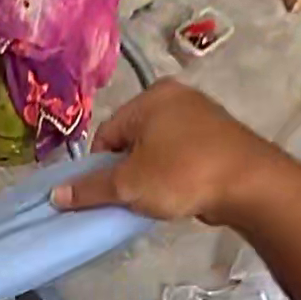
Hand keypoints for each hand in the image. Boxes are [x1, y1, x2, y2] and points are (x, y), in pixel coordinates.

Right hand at [53, 80, 300, 227]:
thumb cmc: (180, 176)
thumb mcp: (128, 185)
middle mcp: (174, 98)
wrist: (245, 183)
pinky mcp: (212, 138)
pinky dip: (165, 177)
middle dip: (121, 174)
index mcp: (150, 99)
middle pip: (127, 143)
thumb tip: (55, 196)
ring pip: (151, 152)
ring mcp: (196, 116)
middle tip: (126, 200)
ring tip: (149, 201)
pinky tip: (170, 195)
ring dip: (143, 178)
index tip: (104, 195)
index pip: (105, 135)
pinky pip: (174, 157)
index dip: (98, 169)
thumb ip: (90, 190)